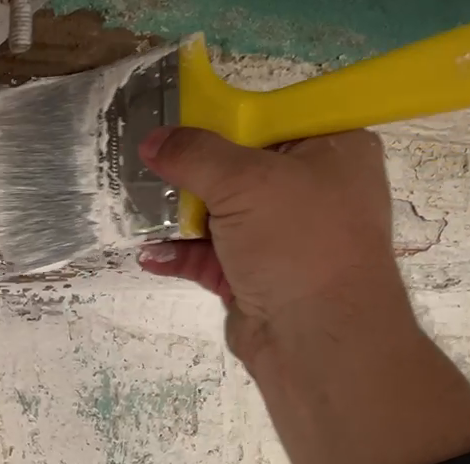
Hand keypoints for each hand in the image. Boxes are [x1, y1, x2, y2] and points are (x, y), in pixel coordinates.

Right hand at [136, 127, 418, 369]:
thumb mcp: (245, 182)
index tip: (180, 129)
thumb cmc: (299, 241)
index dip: (224, 124)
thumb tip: (152, 139)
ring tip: (139, 219)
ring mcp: (280, 238)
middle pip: (237, 170)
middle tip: (151, 174)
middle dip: (191, 177)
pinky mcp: (254, 277)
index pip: (271, 121)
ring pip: (218, 217)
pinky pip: (210, 257)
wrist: (317, 336)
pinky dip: (181, 255)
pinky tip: (152, 256)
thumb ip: (195, 156)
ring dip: (177, 221)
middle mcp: (309, 190)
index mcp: (330, 148)